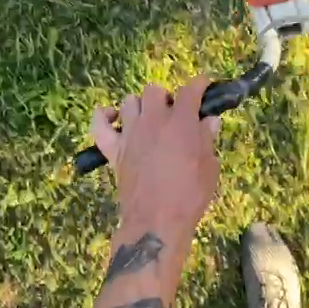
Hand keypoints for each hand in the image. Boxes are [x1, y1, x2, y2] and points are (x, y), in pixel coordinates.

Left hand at [89, 78, 220, 243]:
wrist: (156, 223)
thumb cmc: (189, 196)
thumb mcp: (209, 168)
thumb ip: (207, 140)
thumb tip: (209, 121)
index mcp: (181, 122)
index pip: (190, 90)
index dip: (199, 84)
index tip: (204, 87)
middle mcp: (153, 120)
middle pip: (154, 91)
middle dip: (165, 98)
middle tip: (173, 116)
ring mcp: (130, 133)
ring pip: (129, 101)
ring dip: (140, 107)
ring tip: (148, 120)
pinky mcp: (113, 150)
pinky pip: (99, 125)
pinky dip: (103, 117)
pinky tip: (113, 118)